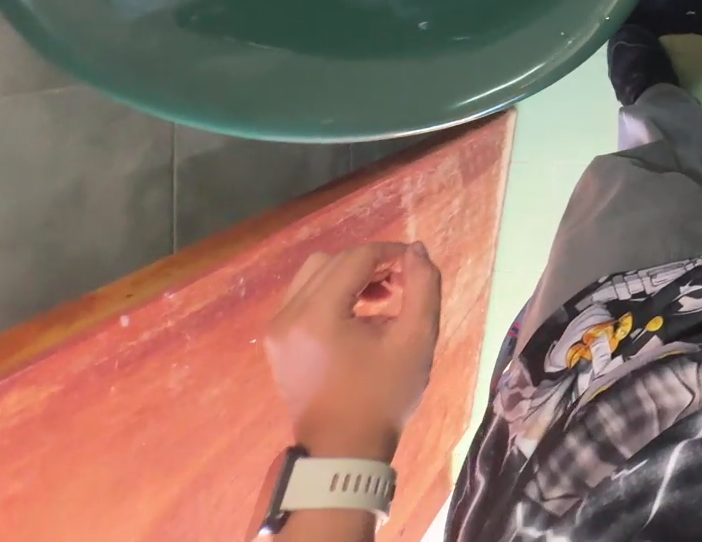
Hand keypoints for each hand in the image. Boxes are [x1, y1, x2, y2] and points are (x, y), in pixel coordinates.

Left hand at [265, 242, 441, 460]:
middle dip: (373, 263)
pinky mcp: (278, 342)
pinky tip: (361, 313)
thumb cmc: (384, 394)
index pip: (357, 257)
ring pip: (316, 274)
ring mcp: (278, 330)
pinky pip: (305, 296)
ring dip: (352, 275)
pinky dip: (335, 291)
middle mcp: (289, 316)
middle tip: (402, 283)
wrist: (344, 451)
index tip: (416, 269)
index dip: (392, 253)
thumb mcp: (417, 336)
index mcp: (318, 314)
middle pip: (334, 260)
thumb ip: (423, 284)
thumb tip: (416, 249)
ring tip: (383, 297)